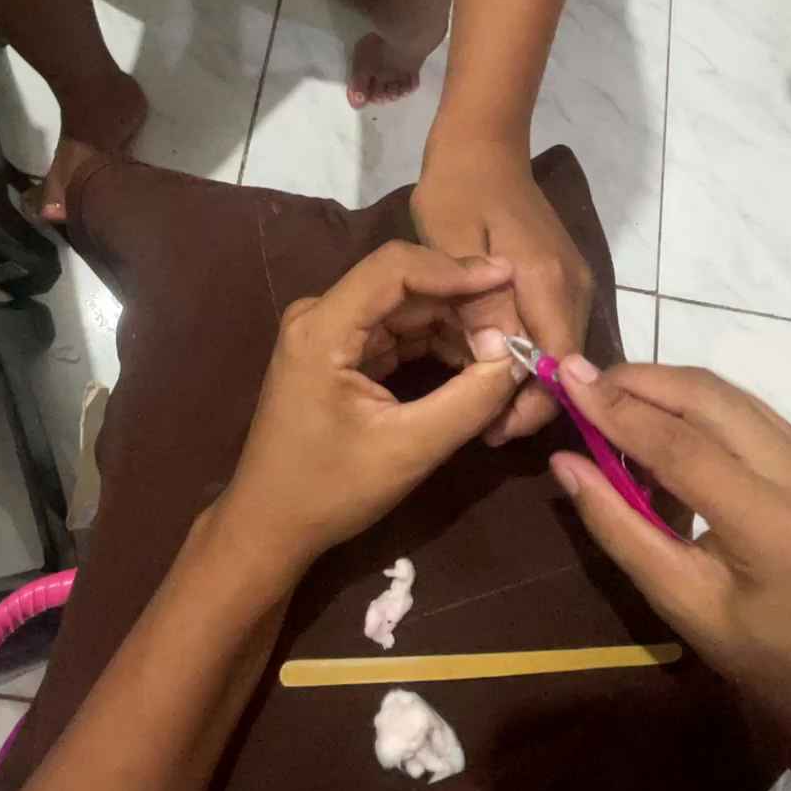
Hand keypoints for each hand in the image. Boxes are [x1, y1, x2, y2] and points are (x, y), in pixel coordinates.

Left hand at [216, 242, 527, 572]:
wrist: (272, 522)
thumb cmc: (330, 490)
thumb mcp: (408, 448)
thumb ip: (469, 399)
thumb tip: (519, 357)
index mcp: (323, 328)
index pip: (396, 268)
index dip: (456, 268)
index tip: (509, 279)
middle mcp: (322, 314)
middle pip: (406, 284)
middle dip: (465, 302)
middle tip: (518, 330)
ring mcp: (330, 330)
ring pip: (407, 306)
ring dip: (456, 323)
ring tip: (505, 348)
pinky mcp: (341, 349)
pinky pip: (398, 330)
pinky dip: (437, 342)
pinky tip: (476, 360)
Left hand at [412, 143, 591, 444]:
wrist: (482, 143)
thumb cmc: (456, 190)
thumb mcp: (451, 244)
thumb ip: (479, 307)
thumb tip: (501, 367)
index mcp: (547, 281)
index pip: (558, 366)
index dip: (528, 407)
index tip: (488, 432)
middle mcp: (571, 287)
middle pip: (562, 364)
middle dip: (520, 400)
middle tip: (473, 425)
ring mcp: (569, 282)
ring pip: (553, 350)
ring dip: (516, 379)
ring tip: (468, 400)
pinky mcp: (558, 279)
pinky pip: (544, 329)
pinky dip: (516, 352)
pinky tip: (478, 361)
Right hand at [547, 360, 790, 730]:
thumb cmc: (751, 645)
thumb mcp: (673, 597)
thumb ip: (616, 524)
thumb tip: (564, 460)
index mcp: (774, 529)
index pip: (682, 448)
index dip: (619, 409)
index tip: (567, 376)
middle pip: (706, 399)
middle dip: (636, 380)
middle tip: (582, 383)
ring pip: (722, 392)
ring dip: (659, 385)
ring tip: (609, 401)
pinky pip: (739, 405)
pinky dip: (687, 401)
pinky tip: (656, 420)